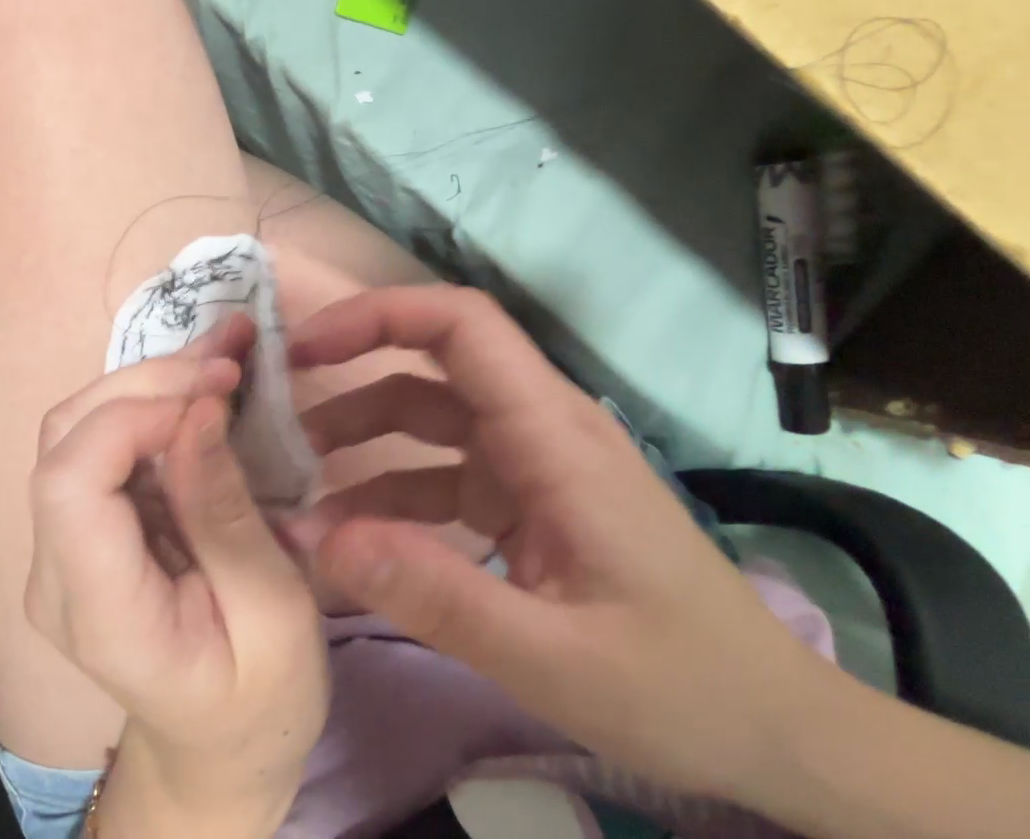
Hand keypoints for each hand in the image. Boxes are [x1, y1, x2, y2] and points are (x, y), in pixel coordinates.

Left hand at [24, 318, 327, 826]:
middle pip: (64, 440)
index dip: (130, 418)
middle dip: (143, 385)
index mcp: (97, 611)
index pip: (69, 483)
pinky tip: (200, 390)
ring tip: (219, 361)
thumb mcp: (274, 615)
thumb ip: (224, 514)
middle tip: (228, 360)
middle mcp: (52, 572)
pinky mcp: (76, 532)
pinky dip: (147, 409)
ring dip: (144, 385)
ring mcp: (54, 550)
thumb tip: (198, 409)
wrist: (217, 743)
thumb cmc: (261, 697)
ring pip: (74, 431)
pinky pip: (97, 449)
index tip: (213, 396)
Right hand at [286, 286, 827, 799]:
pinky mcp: (523, 505)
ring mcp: (530, 468)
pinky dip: (384, 494)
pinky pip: (437, 477)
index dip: (378, 316)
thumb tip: (315, 536)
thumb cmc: (681, 687)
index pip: (462, 326)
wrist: (779, 735)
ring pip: (425, 420)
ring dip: (358, 438)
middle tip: (272, 411)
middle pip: (429, 366)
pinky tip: (344, 537)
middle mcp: (539, 433)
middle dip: (346, 376)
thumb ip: (433, 594)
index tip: (304, 349)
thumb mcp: (551, 656)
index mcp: (554, 438)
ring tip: (294, 481)